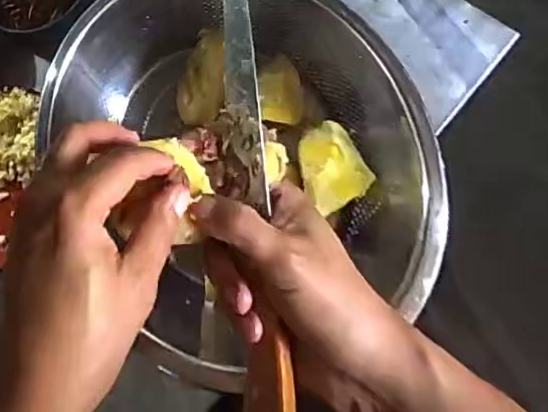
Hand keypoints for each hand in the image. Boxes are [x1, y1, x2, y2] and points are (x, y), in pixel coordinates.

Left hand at [0, 122, 187, 411]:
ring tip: (128, 170)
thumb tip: (177, 189)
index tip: (177, 165)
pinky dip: (75, 170)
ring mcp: (26, 206)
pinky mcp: (21, 222)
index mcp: (73, 206)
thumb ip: (157, 229)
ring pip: (58, 154)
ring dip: (92, 150)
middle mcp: (43, 193)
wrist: (31, 381)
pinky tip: (101, 195)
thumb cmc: (90, 339)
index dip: (152, 158)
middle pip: (76, 138)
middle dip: (112, 134)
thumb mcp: (136, 286)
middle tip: (144, 148)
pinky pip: (49, 177)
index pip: (119, 161)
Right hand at [195, 183, 471, 411]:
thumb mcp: (282, 255)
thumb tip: (193, 200)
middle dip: (225, 265)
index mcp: (279, 202)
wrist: (366, 371)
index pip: (232, 177)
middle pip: (217, 226)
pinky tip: (257, 333)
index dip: (206, 186)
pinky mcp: (259, 297)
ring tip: (253, 319)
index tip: (181, 200)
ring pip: (220, 262)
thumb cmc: (332, 298)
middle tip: (241, 291)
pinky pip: (229, 292)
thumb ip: (236, 223)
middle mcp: (267, 226)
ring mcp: (262, 262)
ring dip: (232, 293)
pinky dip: (239, 313)